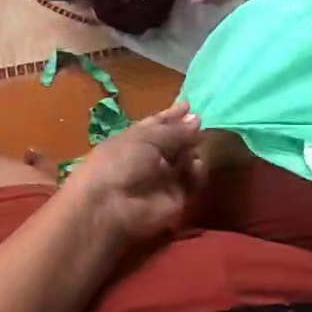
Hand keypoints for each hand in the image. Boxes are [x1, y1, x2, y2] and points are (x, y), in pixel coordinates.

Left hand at [64, 101, 206, 248]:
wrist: (110, 207)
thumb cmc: (120, 162)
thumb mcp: (146, 138)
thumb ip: (175, 130)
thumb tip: (197, 118)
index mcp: (135, 140)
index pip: (157, 125)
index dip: (172, 116)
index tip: (189, 105)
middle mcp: (150, 158)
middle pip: (175, 143)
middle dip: (187, 134)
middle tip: (201, 125)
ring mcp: (164, 179)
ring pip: (186, 161)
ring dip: (193, 152)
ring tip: (197, 146)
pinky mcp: (177, 199)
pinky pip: (192, 182)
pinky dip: (196, 173)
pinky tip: (195, 165)